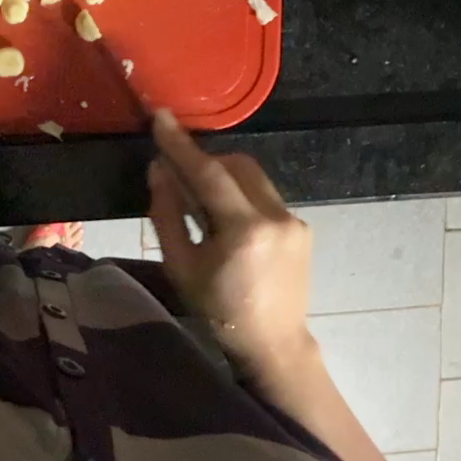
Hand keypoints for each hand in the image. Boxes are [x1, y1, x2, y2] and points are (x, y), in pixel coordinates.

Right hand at [146, 109, 315, 370]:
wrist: (272, 343)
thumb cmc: (217, 311)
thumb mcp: (181, 266)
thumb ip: (167, 214)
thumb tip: (159, 170)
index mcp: (244, 230)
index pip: (209, 174)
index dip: (181, 144)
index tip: (160, 118)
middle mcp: (276, 216)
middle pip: (236, 165)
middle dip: (204, 159)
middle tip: (176, 169)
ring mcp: (294, 220)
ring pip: (254, 176)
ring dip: (223, 175)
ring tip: (198, 196)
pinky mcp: (301, 226)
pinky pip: (265, 195)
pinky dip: (240, 194)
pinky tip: (225, 217)